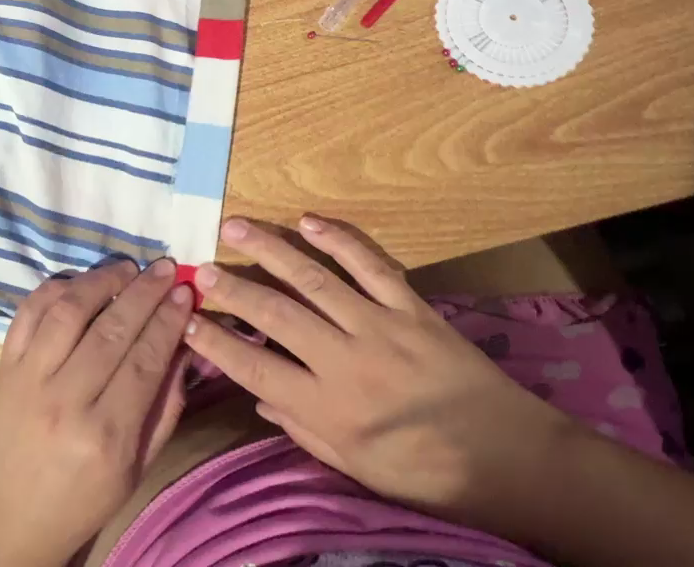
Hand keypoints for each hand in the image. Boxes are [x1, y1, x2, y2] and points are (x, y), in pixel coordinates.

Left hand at [0, 259, 194, 566]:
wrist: (15, 519)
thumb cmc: (87, 498)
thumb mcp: (139, 465)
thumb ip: (166, 405)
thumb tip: (184, 344)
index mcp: (105, 435)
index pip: (144, 360)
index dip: (167, 320)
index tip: (185, 292)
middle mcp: (64, 400)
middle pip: (111, 330)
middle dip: (143, 293)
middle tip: (165, 268)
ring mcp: (28, 378)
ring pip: (67, 311)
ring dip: (100, 281)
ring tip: (126, 267)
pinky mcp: (4, 366)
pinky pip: (28, 313)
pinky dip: (55, 288)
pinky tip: (81, 281)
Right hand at [183, 215, 578, 530]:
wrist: (508, 457)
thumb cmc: (424, 472)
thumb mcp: (355, 466)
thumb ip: (301, 428)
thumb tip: (255, 396)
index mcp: (329, 411)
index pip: (256, 371)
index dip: (215, 344)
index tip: (185, 322)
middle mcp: (347, 364)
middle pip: (275, 317)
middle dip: (232, 290)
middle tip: (200, 268)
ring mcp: (380, 328)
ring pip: (313, 281)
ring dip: (269, 251)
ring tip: (234, 227)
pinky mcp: (412, 308)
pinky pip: (370, 265)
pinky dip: (339, 240)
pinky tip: (307, 221)